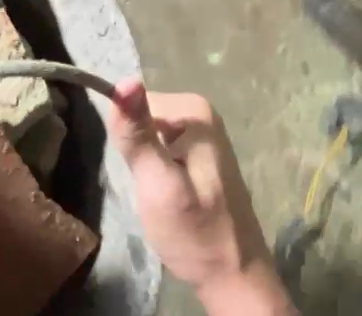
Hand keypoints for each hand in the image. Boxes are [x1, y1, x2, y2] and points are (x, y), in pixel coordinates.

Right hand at [107, 79, 293, 314]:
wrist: (236, 282)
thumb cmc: (196, 234)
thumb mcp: (159, 184)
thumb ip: (138, 134)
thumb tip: (124, 80)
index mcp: (194, 112)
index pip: (133, 104)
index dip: (129, 139)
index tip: (141, 173)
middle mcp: (202, 114)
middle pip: (142, 118)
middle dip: (138, 152)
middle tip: (152, 188)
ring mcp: (204, 136)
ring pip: (149, 136)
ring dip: (147, 165)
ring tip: (161, 196)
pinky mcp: (201, 157)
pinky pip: (162, 150)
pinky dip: (157, 173)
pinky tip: (170, 198)